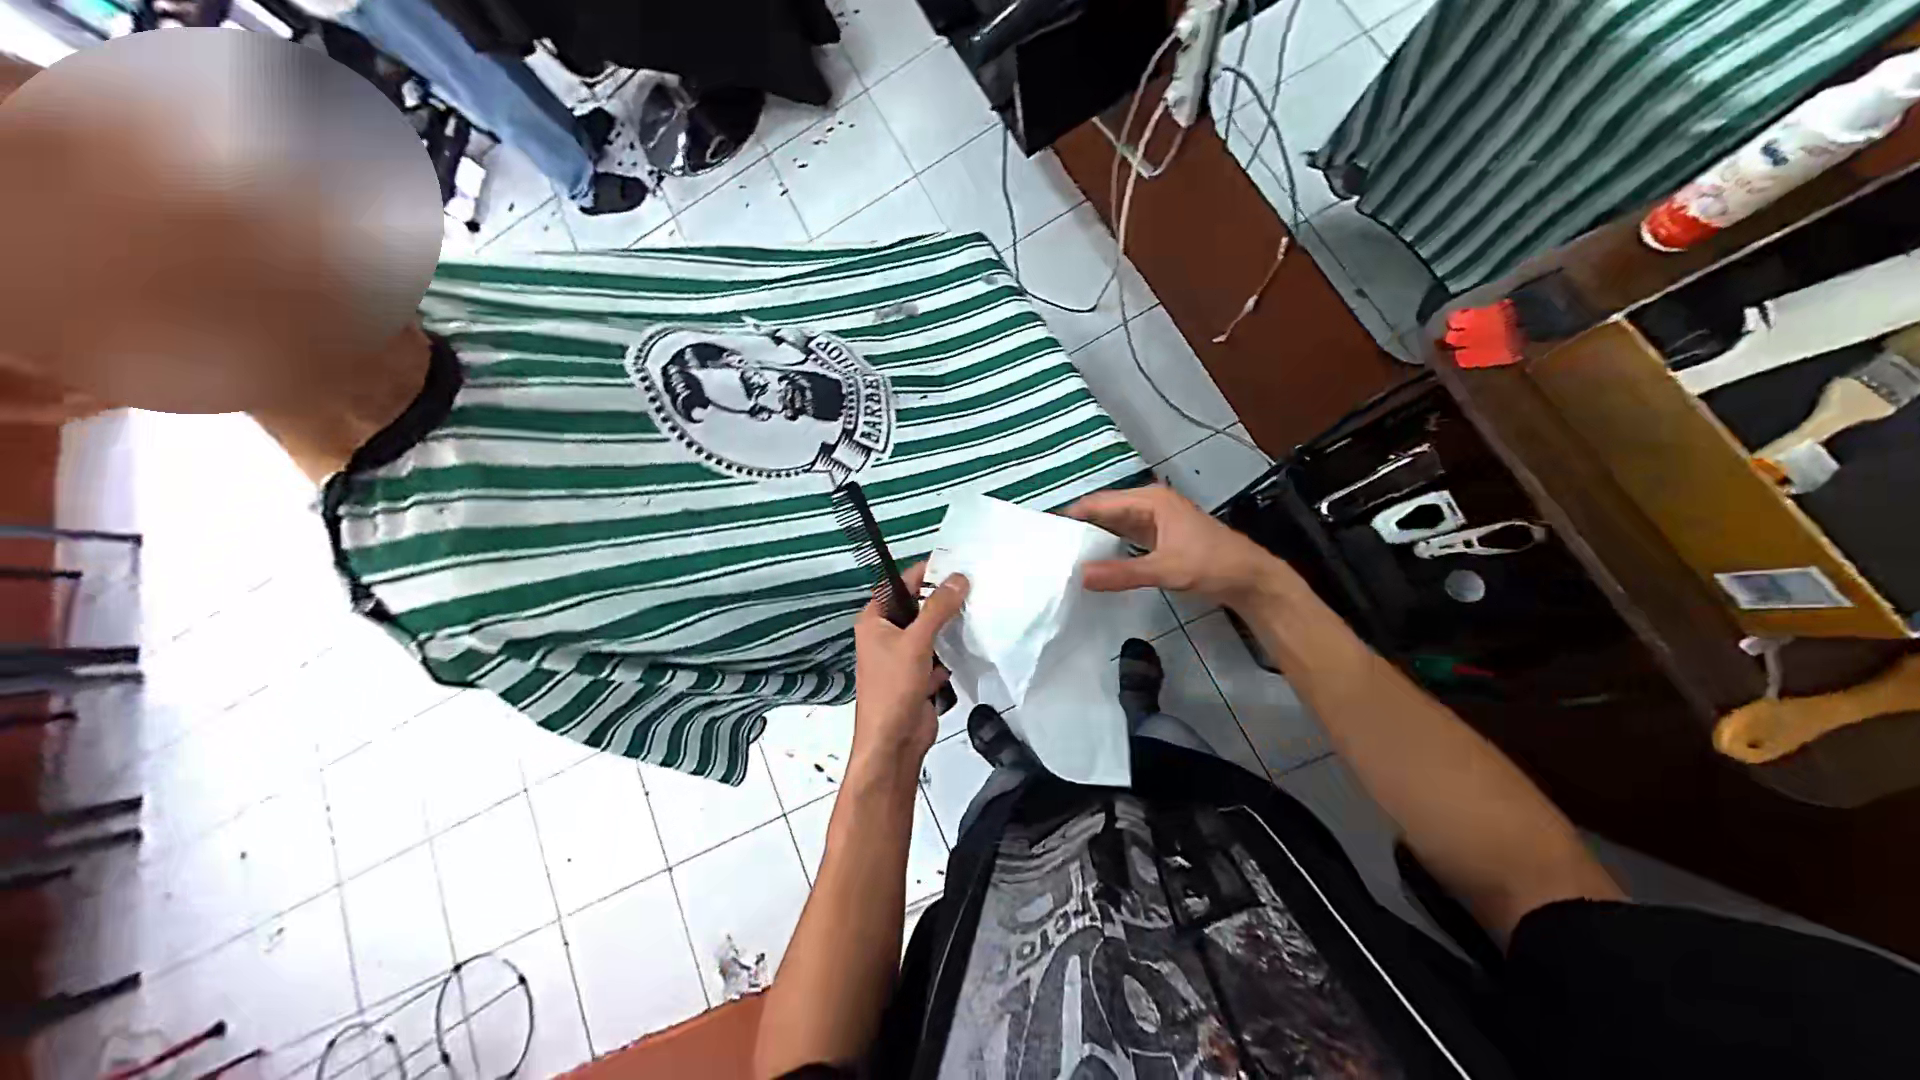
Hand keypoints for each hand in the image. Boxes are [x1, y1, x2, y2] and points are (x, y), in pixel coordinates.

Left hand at [851, 563, 967, 774]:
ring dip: (949, 625)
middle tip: (974, 584)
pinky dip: (951, 650)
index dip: (923, 572)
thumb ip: (937, 608)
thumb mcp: (916, 642)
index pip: (898, 584)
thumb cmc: (894, 688)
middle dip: (942, 599)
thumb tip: (959, 578)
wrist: (894, 743)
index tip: (953, 562)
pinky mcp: (918, 675)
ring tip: (980, 607)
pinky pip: (938, 653)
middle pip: (916, 607)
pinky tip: (973, 642)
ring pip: (930, 631)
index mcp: (874, 621)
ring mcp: (902, 656)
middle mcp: (885, 634)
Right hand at [1066, 484, 1302, 608]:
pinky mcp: (1158, 537)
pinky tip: (1092, 561)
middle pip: (1104, 511)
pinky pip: (1124, 537)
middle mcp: (1149, 504)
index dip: (1073, 515)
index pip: (1100, 502)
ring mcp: (1154, 520)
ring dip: (1093, 537)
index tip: (1046, 531)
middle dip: (1080, 526)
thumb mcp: (1166, 570)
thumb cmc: (1212, 565)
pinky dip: (1108, 547)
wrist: (1250, 578)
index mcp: (1150, 501)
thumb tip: (1081, 576)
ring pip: (1113, 525)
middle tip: (1050, 546)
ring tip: (1063, 554)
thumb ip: (1122, 574)